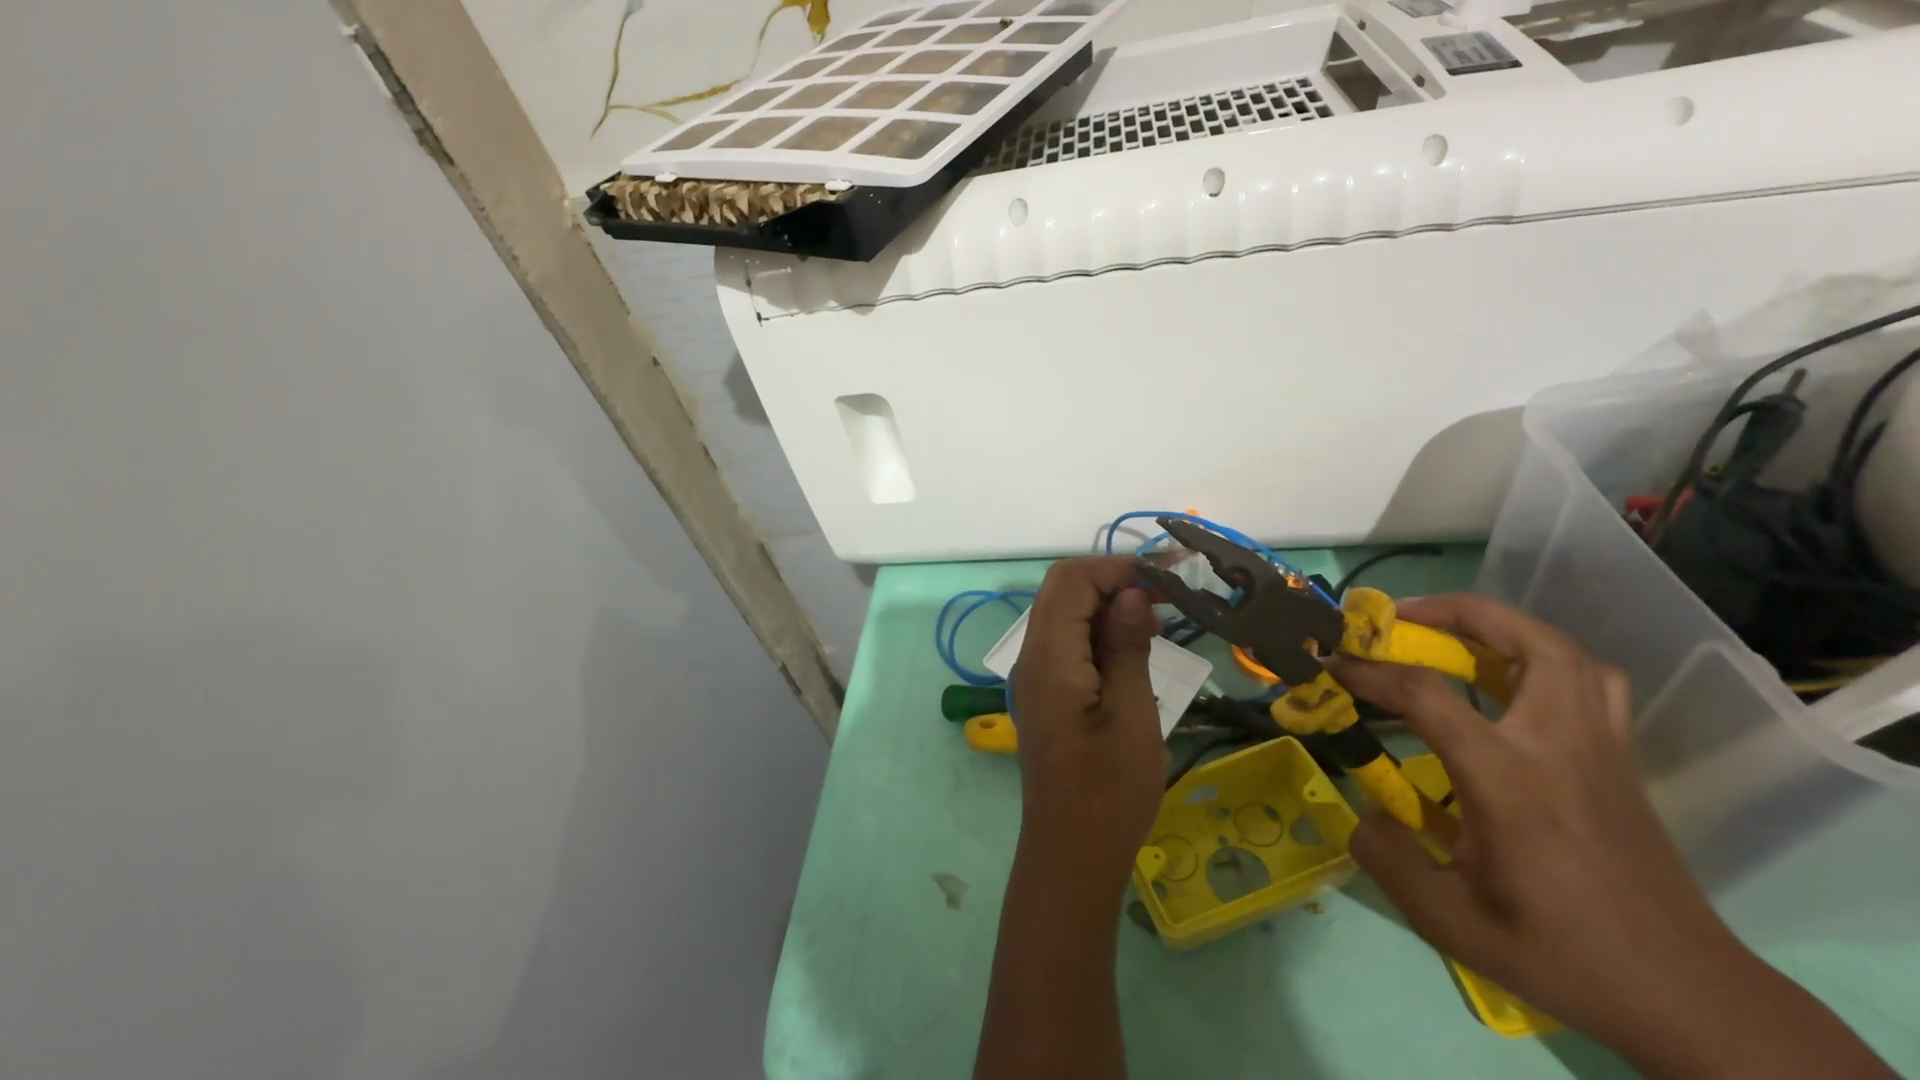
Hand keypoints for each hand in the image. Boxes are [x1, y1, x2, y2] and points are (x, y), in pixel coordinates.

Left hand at [1009, 556, 1164, 893]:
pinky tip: (1134, 650)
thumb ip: (1126, 646)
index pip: (1071, 581)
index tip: (1166, 579)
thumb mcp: (1131, 714)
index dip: (1116, 568)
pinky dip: (1099, 633)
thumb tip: (1130, 592)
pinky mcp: (1045, 697)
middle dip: (1112, 581)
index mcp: (1049, 657)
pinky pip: (1067, 645)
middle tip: (1166, 598)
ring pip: (1064, 617)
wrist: (1072, 853)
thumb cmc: (1109, 790)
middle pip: (1062, 592)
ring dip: (1107, 607)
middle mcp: (1032, 659)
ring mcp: (1034, 679)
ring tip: (1158, 623)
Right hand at [1330, 595, 1752, 1060]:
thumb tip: (1363, 813)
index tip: (1336, 666)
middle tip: (1407, 616)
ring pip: (1567, 652)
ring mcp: (1601, 747)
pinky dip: (1551, 660)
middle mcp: (1559, 744)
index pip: (1427, 695)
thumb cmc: (1557, 954)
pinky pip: (1593, 683)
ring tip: (1463, 637)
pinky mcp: (1622, 760)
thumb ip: (1388, 858)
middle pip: (1522, 640)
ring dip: (1509, 628)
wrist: (1678, 990)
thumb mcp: (1448, 921)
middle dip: (1458, 611)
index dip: (1371, 672)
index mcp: (1508, 780)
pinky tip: (1520, 686)